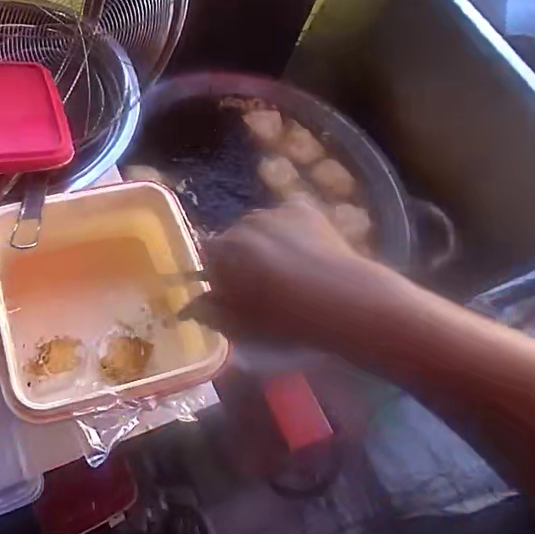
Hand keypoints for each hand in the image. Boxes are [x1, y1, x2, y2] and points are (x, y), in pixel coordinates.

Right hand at [199, 196, 406, 350]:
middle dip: (241, 255)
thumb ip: (210, 311)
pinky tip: (304, 251)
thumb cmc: (285, 320)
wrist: (342, 300)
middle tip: (261, 281)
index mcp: (222, 251)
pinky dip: (289, 229)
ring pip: (260, 225)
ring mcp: (273, 210)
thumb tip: (193, 303)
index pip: (206, 254)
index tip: (230, 289)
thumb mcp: (240, 326)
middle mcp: (242, 222)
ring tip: (287, 266)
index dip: (217, 272)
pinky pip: (286, 216)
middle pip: (233, 237)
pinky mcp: (302, 207)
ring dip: (265, 240)